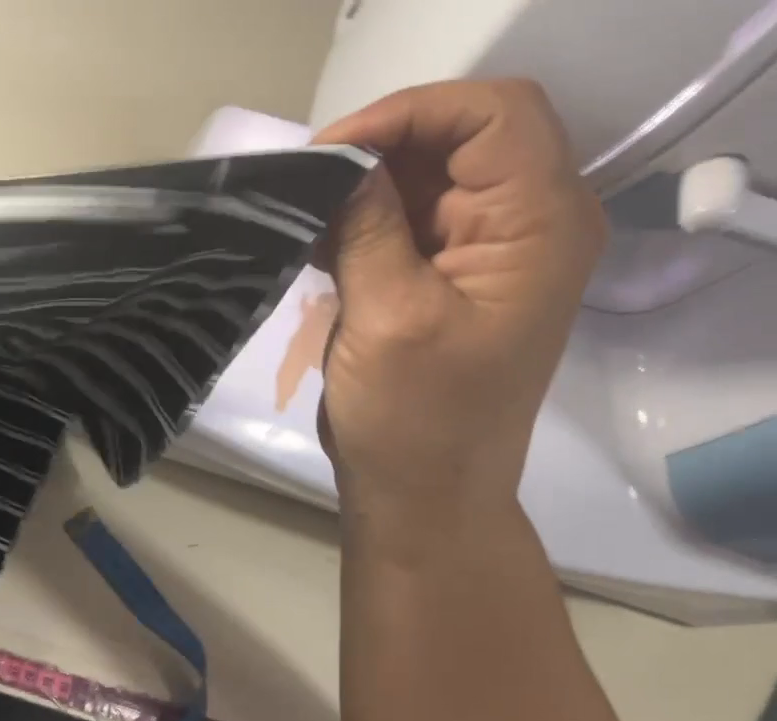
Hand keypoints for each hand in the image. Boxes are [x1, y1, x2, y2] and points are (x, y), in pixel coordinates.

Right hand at [311, 79, 607, 522]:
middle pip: (463, 138)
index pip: (493, 116)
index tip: (327, 151)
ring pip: (427, 178)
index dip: (411, 113)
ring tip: (298, 213)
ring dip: (362, 186)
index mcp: (537, 226)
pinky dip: (358, 221)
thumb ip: (369, 232)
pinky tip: (312, 242)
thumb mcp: (389, 319)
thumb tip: (339, 165)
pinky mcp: (443, 279)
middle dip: (379, 146)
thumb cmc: (415, 418)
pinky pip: (405, 223)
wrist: (422, 493)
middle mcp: (525, 224)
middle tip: (301, 182)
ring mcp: (484, 252)